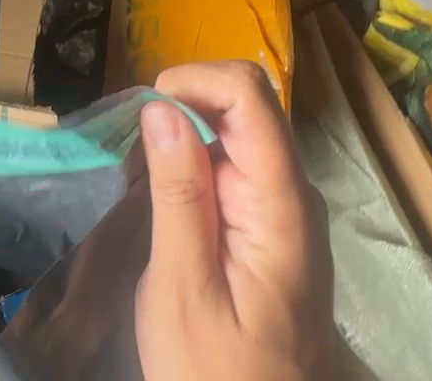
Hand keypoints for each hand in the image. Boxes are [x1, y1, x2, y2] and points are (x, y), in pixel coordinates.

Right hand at [136, 62, 334, 380]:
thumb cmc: (213, 374)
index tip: (145, 107)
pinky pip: (234, 159)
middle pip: (249, 102)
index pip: (252, 99)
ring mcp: (284, 207)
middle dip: (187, 97)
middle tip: (137, 137)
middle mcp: (294, 194)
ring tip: (142, 160)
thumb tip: (161, 107)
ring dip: (187, 123)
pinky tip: (164, 182)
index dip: (195, 80)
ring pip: (239, 126)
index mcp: (281, 207)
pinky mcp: (268, 221)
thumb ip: (178, 194)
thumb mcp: (182, 288)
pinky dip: (193, 151)